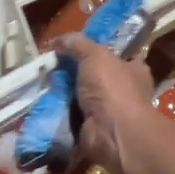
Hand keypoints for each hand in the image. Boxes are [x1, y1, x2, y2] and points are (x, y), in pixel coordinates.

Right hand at [55, 33, 158, 173]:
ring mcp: (107, 109)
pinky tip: (42, 97)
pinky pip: (70, 112)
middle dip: (72, 69)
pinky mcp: (91, 125)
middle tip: (51, 62)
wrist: (111, 132)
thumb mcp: (95, 54)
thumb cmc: (112, 87)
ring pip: (79, 92)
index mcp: (133, 69)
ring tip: (41, 78)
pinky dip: (58, 107)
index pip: (115, 53)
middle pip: (93, 73)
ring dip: (62, 88)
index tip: (73, 45)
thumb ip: (76, 43)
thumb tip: (57, 41)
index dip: (95, 47)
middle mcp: (122, 89)